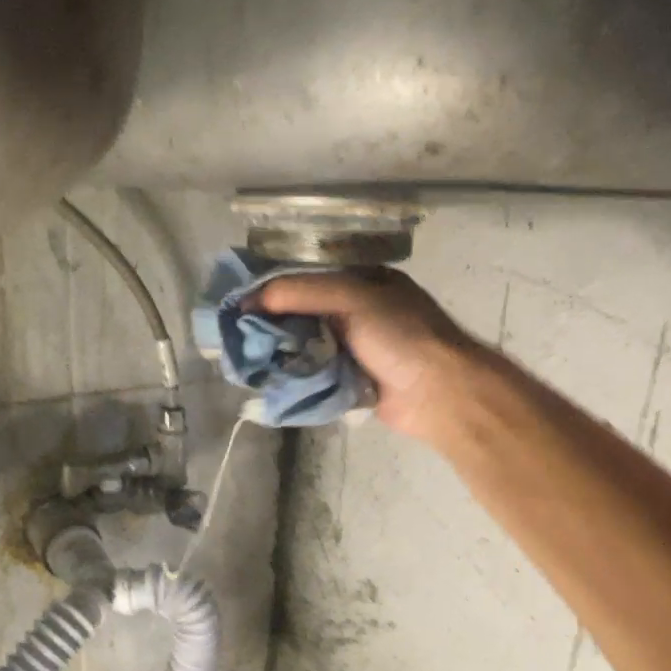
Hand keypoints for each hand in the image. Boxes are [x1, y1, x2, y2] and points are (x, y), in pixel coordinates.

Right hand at [254, 269, 490, 442]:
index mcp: (361, 280)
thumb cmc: (401, 336)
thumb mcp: (352, 298)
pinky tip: (266, 378)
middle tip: (231, 334)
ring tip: (241, 357)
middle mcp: (355, 310)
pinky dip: (292, 375)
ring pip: (303, 344)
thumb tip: (248, 301)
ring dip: (277, 351)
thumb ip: (300, 292)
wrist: (439, 393)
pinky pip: (312, 373)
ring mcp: (352, 347)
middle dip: (268, 322)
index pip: (304, 276)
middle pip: (300, 312)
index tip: (235, 301)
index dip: (270, 287)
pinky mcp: (349, 380)